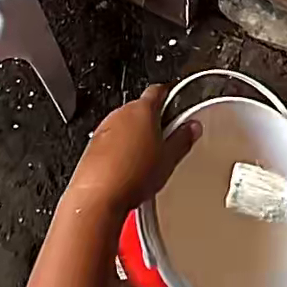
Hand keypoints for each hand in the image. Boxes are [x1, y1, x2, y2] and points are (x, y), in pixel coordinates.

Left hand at [61, 85, 198, 219]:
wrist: (98, 195)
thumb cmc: (131, 175)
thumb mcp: (168, 159)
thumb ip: (183, 139)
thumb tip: (192, 127)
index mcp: (142, 110)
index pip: (157, 91)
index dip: (168, 93)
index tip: (173, 97)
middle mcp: (121, 113)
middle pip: (141, 108)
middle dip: (153, 120)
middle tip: (166, 137)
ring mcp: (105, 127)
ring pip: (125, 124)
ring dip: (135, 134)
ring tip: (147, 158)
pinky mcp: (94, 143)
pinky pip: (111, 138)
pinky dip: (120, 146)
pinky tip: (128, 166)